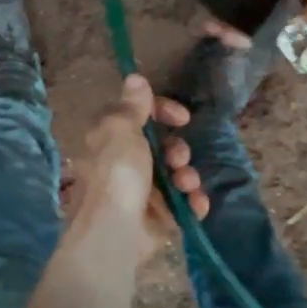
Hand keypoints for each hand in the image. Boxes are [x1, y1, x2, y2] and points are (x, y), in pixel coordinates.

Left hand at [67, 75, 208, 264]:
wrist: (115, 230)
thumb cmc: (116, 171)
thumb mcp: (121, 129)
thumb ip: (132, 105)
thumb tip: (134, 77)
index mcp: (110, 137)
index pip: (140, 115)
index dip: (162, 111)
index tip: (181, 117)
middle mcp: (124, 161)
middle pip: (162, 145)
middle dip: (177, 149)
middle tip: (178, 157)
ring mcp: (143, 191)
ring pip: (176, 174)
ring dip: (187, 174)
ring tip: (185, 183)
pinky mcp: (159, 217)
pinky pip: (184, 203)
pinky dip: (193, 201)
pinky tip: (196, 202)